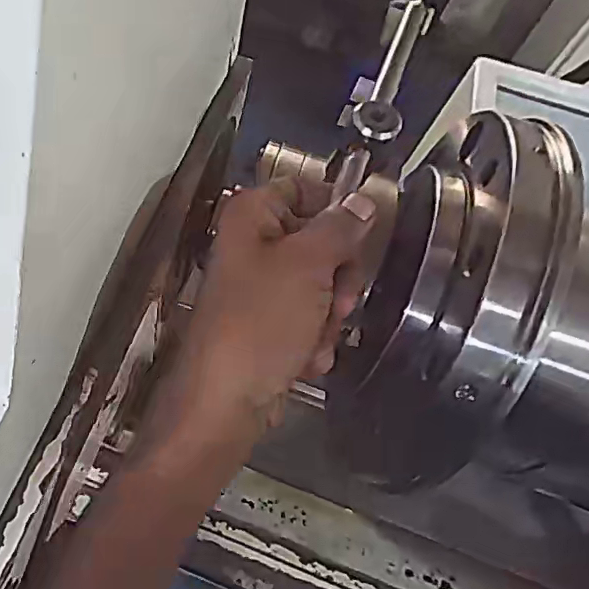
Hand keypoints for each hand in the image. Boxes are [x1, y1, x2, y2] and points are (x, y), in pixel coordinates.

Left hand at [178, 176, 376, 422]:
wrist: (226, 401)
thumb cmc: (261, 322)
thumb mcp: (309, 265)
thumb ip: (340, 228)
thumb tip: (361, 202)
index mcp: (251, 217)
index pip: (302, 188)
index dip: (334, 208)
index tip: (360, 234)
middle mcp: (251, 247)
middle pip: (318, 242)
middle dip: (337, 277)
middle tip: (336, 300)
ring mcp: (259, 289)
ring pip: (319, 286)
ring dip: (328, 315)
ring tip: (315, 335)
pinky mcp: (266, 326)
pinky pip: (307, 319)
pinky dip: (313, 339)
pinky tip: (305, 357)